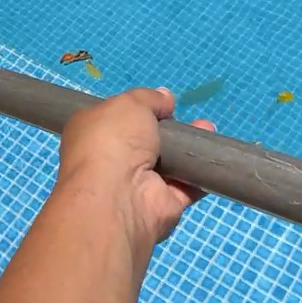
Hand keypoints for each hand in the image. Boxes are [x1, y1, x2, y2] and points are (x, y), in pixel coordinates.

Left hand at [54, 88, 214, 259]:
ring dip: (187, 148)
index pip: (113, 120)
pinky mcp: (160, 205)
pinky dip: (199, 174)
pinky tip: (211, 156)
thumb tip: (165, 98)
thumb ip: (148, 99)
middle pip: (143, 141)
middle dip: (167, 128)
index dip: (136, 110)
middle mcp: (109, 159)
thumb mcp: (129, 104)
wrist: (120, 194)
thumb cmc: (113, 140)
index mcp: (90, 133)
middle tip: (184, 119)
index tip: (160, 104)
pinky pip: (185, 186)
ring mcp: (134, 184)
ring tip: (206, 129)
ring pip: (167, 162)